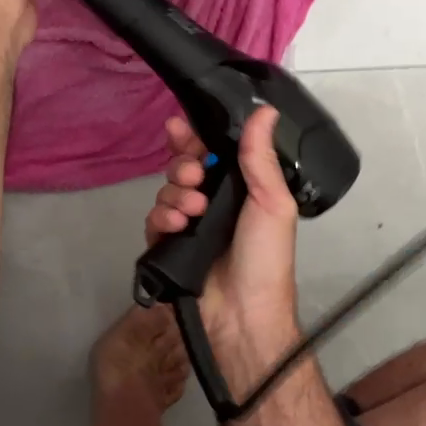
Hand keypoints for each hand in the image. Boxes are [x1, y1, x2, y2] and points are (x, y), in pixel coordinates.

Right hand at [145, 108, 300, 381]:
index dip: (191, 138)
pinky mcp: (168, 246)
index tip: (177, 127)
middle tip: (193, 175)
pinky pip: (154, 220)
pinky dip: (162, 219)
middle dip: (182, 165)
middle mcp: (212, 202)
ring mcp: (188, 224)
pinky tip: (176, 227)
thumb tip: (266, 110)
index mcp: (239, 189)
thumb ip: (260, 156)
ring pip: (166, 191)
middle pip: (182, 167)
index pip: (209, 152)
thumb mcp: (272, 203)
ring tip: (193, 212)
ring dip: (175, 194)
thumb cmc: (265, 257)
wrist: (244, 315)